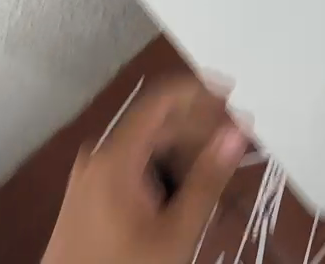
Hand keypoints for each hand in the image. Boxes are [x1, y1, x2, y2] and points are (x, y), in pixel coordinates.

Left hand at [41, 77, 248, 263]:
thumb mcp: (174, 233)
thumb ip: (207, 180)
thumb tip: (236, 132)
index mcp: (115, 154)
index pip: (162, 100)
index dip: (199, 91)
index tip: (233, 93)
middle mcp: (99, 154)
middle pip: (156, 124)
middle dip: (197, 127)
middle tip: (236, 140)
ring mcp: (90, 176)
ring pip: (146, 147)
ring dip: (182, 151)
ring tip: (215, 172)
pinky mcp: (88, 197)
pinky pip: (132, 166)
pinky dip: (162, 170)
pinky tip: (184, 192)